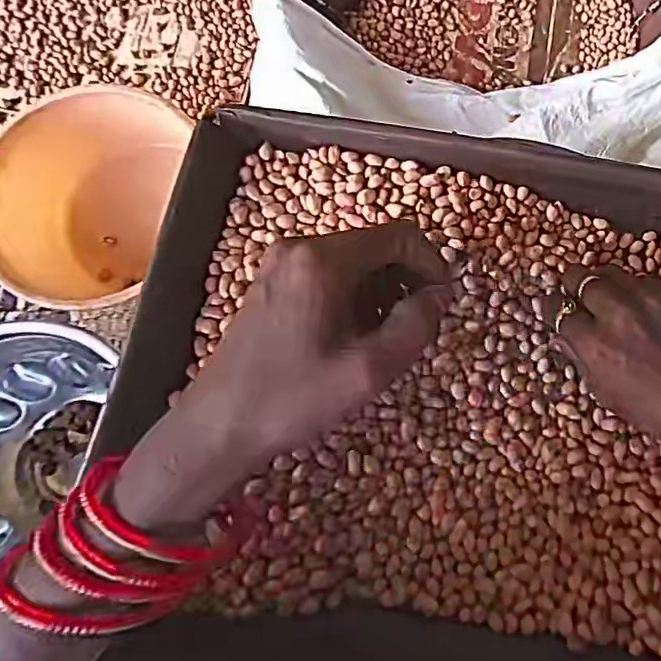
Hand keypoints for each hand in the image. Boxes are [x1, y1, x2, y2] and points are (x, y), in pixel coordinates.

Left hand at [187, 220, 452, 453]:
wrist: (217, 425)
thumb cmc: (292, 399)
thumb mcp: (367, 370)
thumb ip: (415, 327)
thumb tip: (439, 296)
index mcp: (322, 259)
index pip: (399, 235)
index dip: (432, 264)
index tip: (442, 303)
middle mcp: (300, 248)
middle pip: (377, 247)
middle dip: (406, 283)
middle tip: (414, 329)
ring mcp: (283, 264)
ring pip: (357, 264)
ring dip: (382, 294)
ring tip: (382, 341)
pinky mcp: (275, 284)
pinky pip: (332, 277)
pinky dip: (356, 299)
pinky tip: (352, 340)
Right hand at [535, 265, 660, 448]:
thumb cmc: (650, 407)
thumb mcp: (602, 390)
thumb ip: (579, 356)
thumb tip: (562, 334)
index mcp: (594, 343)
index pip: (558, 309)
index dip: (551, 307)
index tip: (551, 307)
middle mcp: (617, 313)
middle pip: (580, 278)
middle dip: (571, 283)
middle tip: (571, 290)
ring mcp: (647, 299)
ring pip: (610, 272)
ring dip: (600, 282)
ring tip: (600, 293)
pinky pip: (641, 280)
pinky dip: (632, 289)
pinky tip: (634, 304)